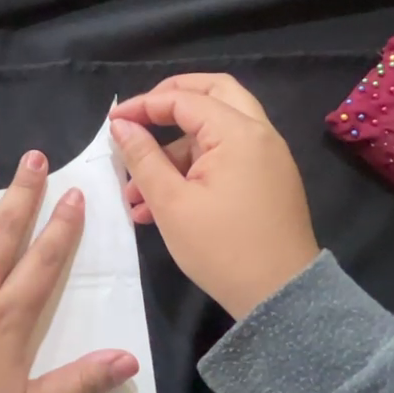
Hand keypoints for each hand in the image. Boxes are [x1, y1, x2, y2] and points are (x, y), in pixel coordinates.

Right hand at [109, 74, 319, 319]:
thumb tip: (121, 124)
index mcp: (238, 133)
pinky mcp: (267, 181)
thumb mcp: (171, 203)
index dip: (143, 106)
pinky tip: (159, 205)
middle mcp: (259, 135)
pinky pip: (226, 158)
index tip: (112, 122)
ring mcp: (267, 158)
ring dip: (174, 149)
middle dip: (171, 100)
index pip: (184, 100)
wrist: (282, 298)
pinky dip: (193, 168)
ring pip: (216, 131)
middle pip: (214, 93)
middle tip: (140, 115)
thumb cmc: (222, 248)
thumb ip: (143, 157)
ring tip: (135, 191)